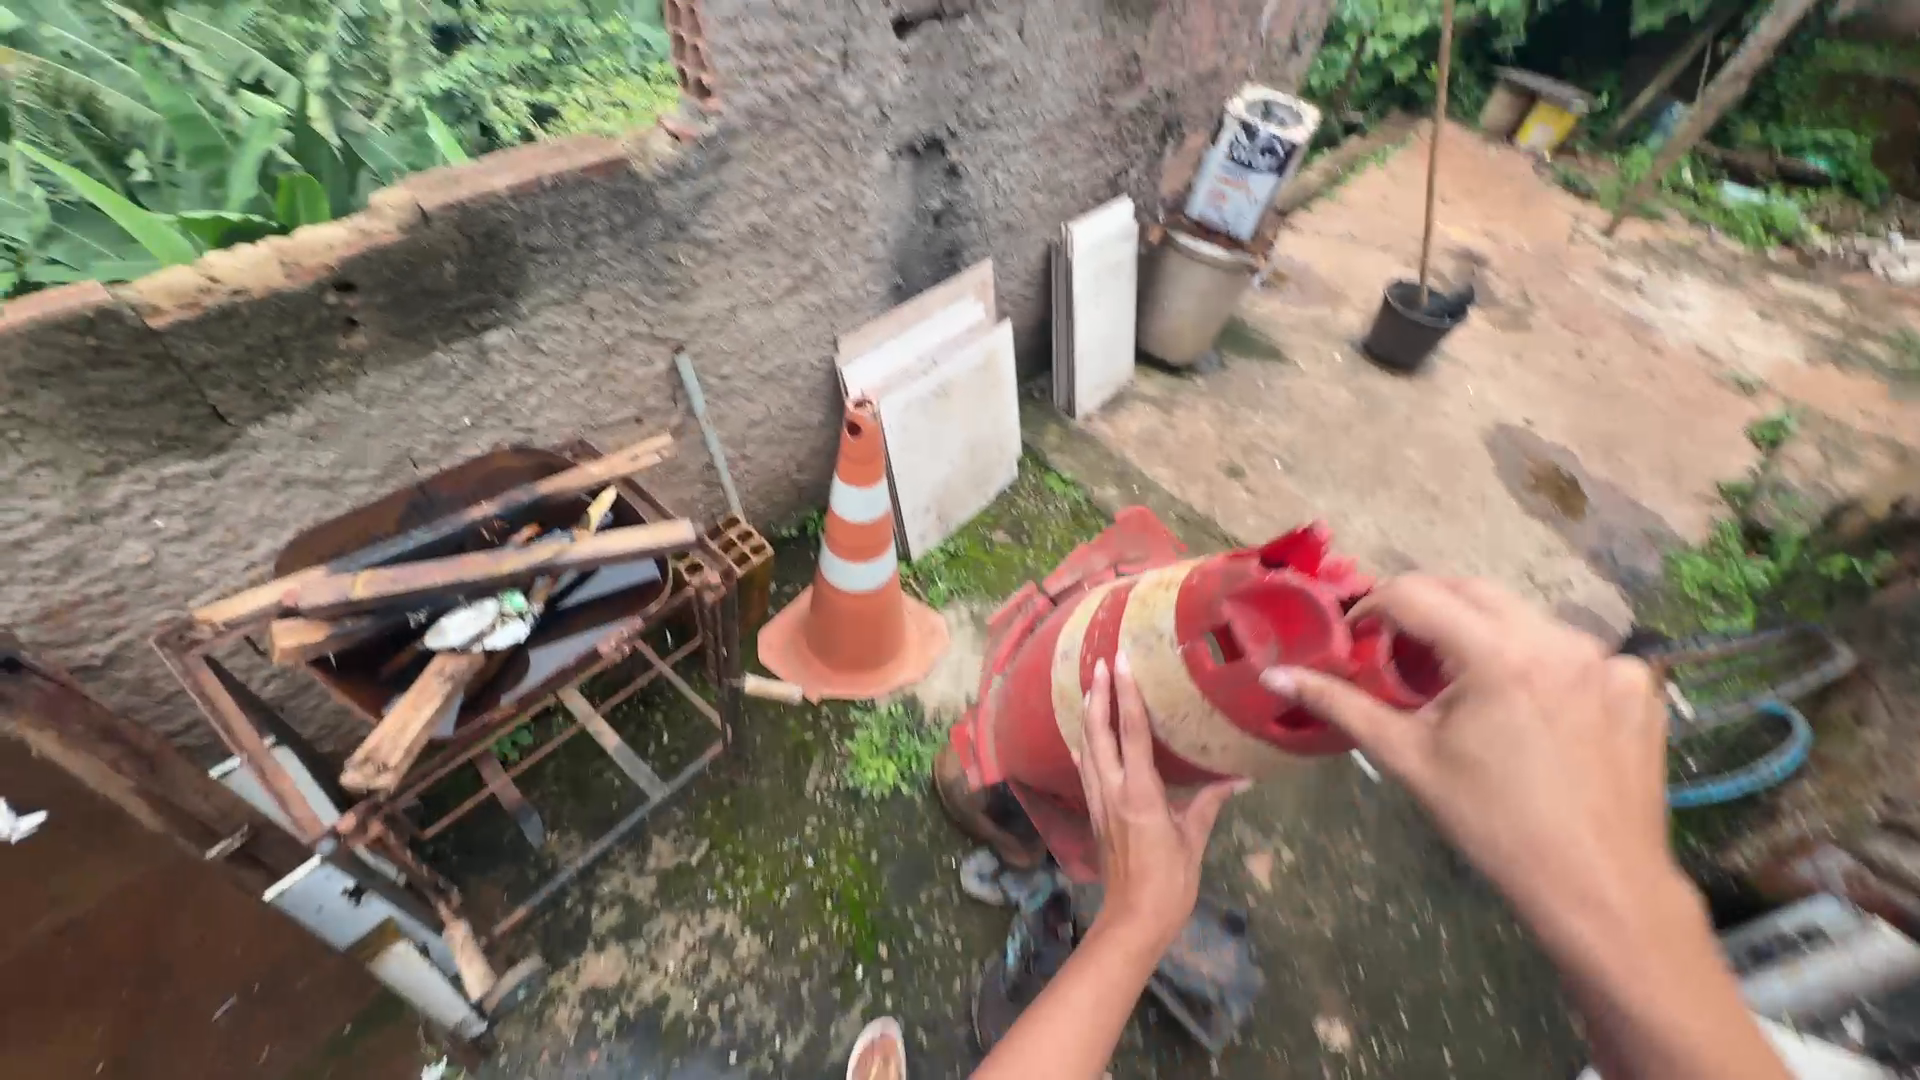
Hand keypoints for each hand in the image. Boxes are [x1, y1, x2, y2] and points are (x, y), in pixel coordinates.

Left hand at [1076, 653, 1247, 953]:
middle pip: (1097, 732)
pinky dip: (1085, 745)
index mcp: (1139, 792)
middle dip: (1097, 695)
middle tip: (1099, 663)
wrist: (1132, 920)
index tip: (1119, 663)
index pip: (1131, 732)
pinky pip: (1085, 769)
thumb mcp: (1193, 840)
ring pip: (1086, 746)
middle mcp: (1111, 789)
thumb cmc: (1169, 882)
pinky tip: (1084, 738)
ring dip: (1088, 715)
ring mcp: (1097, 800)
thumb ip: (1209, 803)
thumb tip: (1240, 778)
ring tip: (1091, 687)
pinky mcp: (1092, 812)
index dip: (1125, 694)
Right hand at [1260, 576, 1679, 945]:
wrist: (1599, 885)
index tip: (1357, 636)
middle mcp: (1559, 640)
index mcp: (1498, 655)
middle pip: (1469, 589)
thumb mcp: (1406, 755)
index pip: (1415, 593)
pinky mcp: (1638, 684)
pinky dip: (1532, 657)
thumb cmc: (1490, 821)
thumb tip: (1273, 674)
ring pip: (1520, 614)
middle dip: (1423, 605)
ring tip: (1456, 675)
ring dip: (1476, 629)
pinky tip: (1524, 701)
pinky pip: (1568, 647)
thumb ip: (1338, 703)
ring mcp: (1608, 660)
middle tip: (1395, 645)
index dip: (1373, 606)